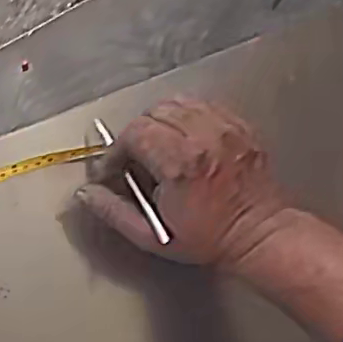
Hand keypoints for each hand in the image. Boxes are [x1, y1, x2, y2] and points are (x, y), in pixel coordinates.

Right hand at [75, 97, 297, 267]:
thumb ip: (112, 211)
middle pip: (154, 112)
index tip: (111, 171)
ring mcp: (226, 129)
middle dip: (134, 135)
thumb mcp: (148, 234)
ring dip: (158, 123)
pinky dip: (184, 119)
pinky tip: (180, 143)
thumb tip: (87, 194)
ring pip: (178, 103)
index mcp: (181, 165)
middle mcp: (205, 139)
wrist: (255, 234)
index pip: (135, 133)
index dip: (115, 152)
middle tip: (131, 161)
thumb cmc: (205, 238)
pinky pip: (203, 106)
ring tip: (155, 150)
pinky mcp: (239, 127)